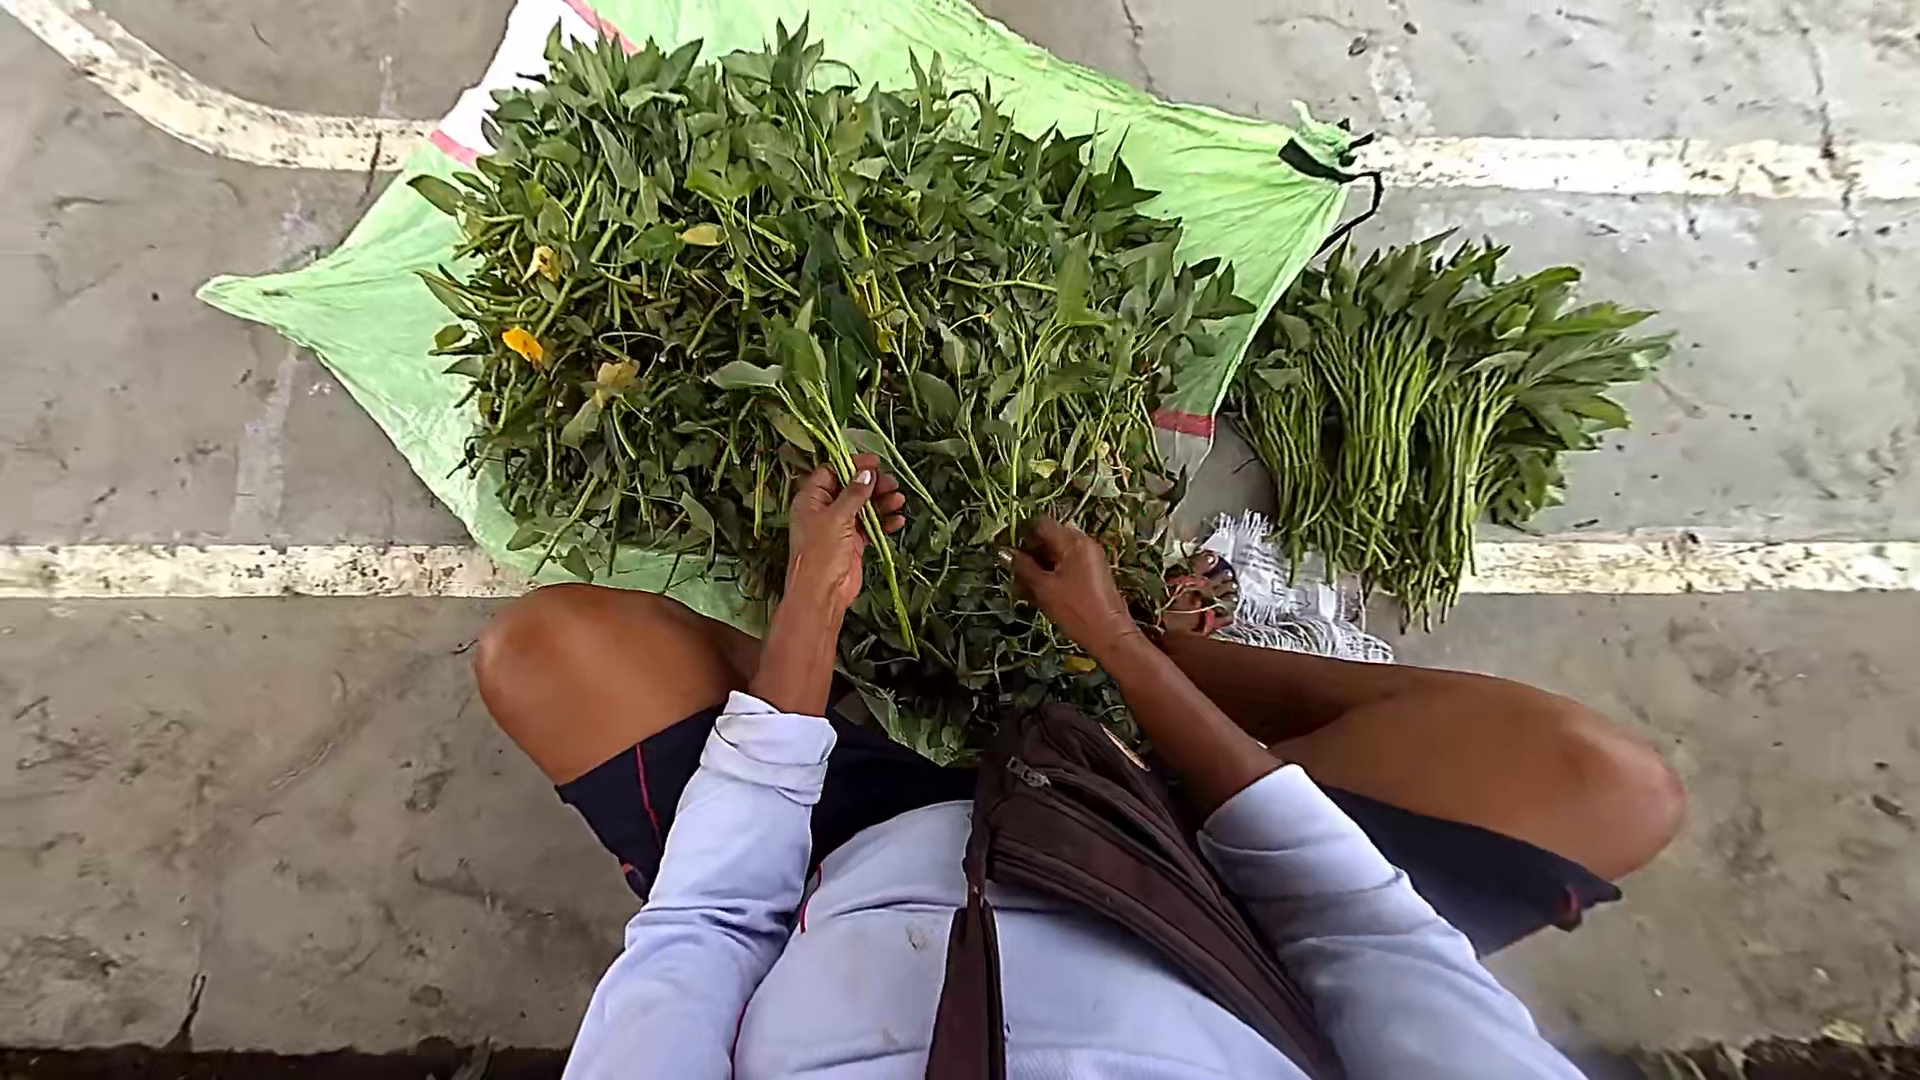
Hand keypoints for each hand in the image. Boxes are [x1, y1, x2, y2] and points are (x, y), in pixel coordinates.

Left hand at [785, 453, 905, 614]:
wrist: (822, 593)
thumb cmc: (821, 552)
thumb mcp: (837, 517)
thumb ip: (854, 493)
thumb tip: (867, 472)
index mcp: (811, 499)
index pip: (831, 472)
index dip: (852, 465)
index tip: (875, 463)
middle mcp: (824, 510)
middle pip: (850, 488)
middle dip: (872, 484)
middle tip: (892, 483)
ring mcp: (840, 527)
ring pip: (863, 507)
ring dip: (882, 502)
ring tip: (899, 499)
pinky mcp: (853, 542)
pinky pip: (871, 527)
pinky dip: (884, 522)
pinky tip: (898, 520)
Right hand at [1007, 516, 1144, 660]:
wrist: (1109, 634)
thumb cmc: (1075, 609)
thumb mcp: (1044, 588)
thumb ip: (1023, 567)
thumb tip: (1005, 552)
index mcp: (1073, 541)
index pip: (1041, 524)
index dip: (1022, 536)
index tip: (1010, 553)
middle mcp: (1083, 543)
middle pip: (1049, 539)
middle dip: (1030, 555)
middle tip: (1015, 575)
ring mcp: (1089, 557)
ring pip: (1056, 554)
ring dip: (1038, 567)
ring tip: (1023, 589)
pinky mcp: (1091, 572)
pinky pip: (1066, 565)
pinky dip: (1051, 574)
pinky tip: (1038, 593)